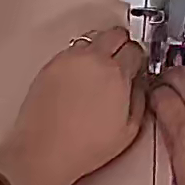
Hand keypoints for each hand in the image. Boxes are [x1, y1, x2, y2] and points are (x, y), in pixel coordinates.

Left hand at [0, 25, 148, 184]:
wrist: (44, 151)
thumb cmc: (83, 145)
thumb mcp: (129, 130)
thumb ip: (140, 99)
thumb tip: (140, 84)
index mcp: (116, 72)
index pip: (135, 48)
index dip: (138, 58)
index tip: (137, 66)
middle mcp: (92, 58)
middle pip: (115, 33)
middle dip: (122, 45)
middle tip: (122, 61)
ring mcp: (68, 59)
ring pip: (91, 38)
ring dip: (99, 49)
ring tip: (98, 72)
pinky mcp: (50, 65)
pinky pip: (71, 51)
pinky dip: (79, 58)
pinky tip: (79, 79)